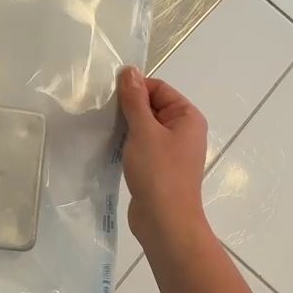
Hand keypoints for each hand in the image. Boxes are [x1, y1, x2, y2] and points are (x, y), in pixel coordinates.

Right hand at [116, 66, 212, 247]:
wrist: (165, 222)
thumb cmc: (158, 172)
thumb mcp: (143, 130)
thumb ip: (135, 99)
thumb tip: (130, 71)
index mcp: (187, 117)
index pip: (159, 88)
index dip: (135, 90)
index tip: (111, 99)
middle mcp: (183, 130)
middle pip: (152, 105)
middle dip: (129, 108)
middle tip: (105, 115)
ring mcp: (172, 150)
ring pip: (145, 126)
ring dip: (127, 126)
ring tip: (107, 130)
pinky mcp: (160, 167)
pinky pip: (142, 145)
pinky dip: (128, 143)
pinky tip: (112, 147)